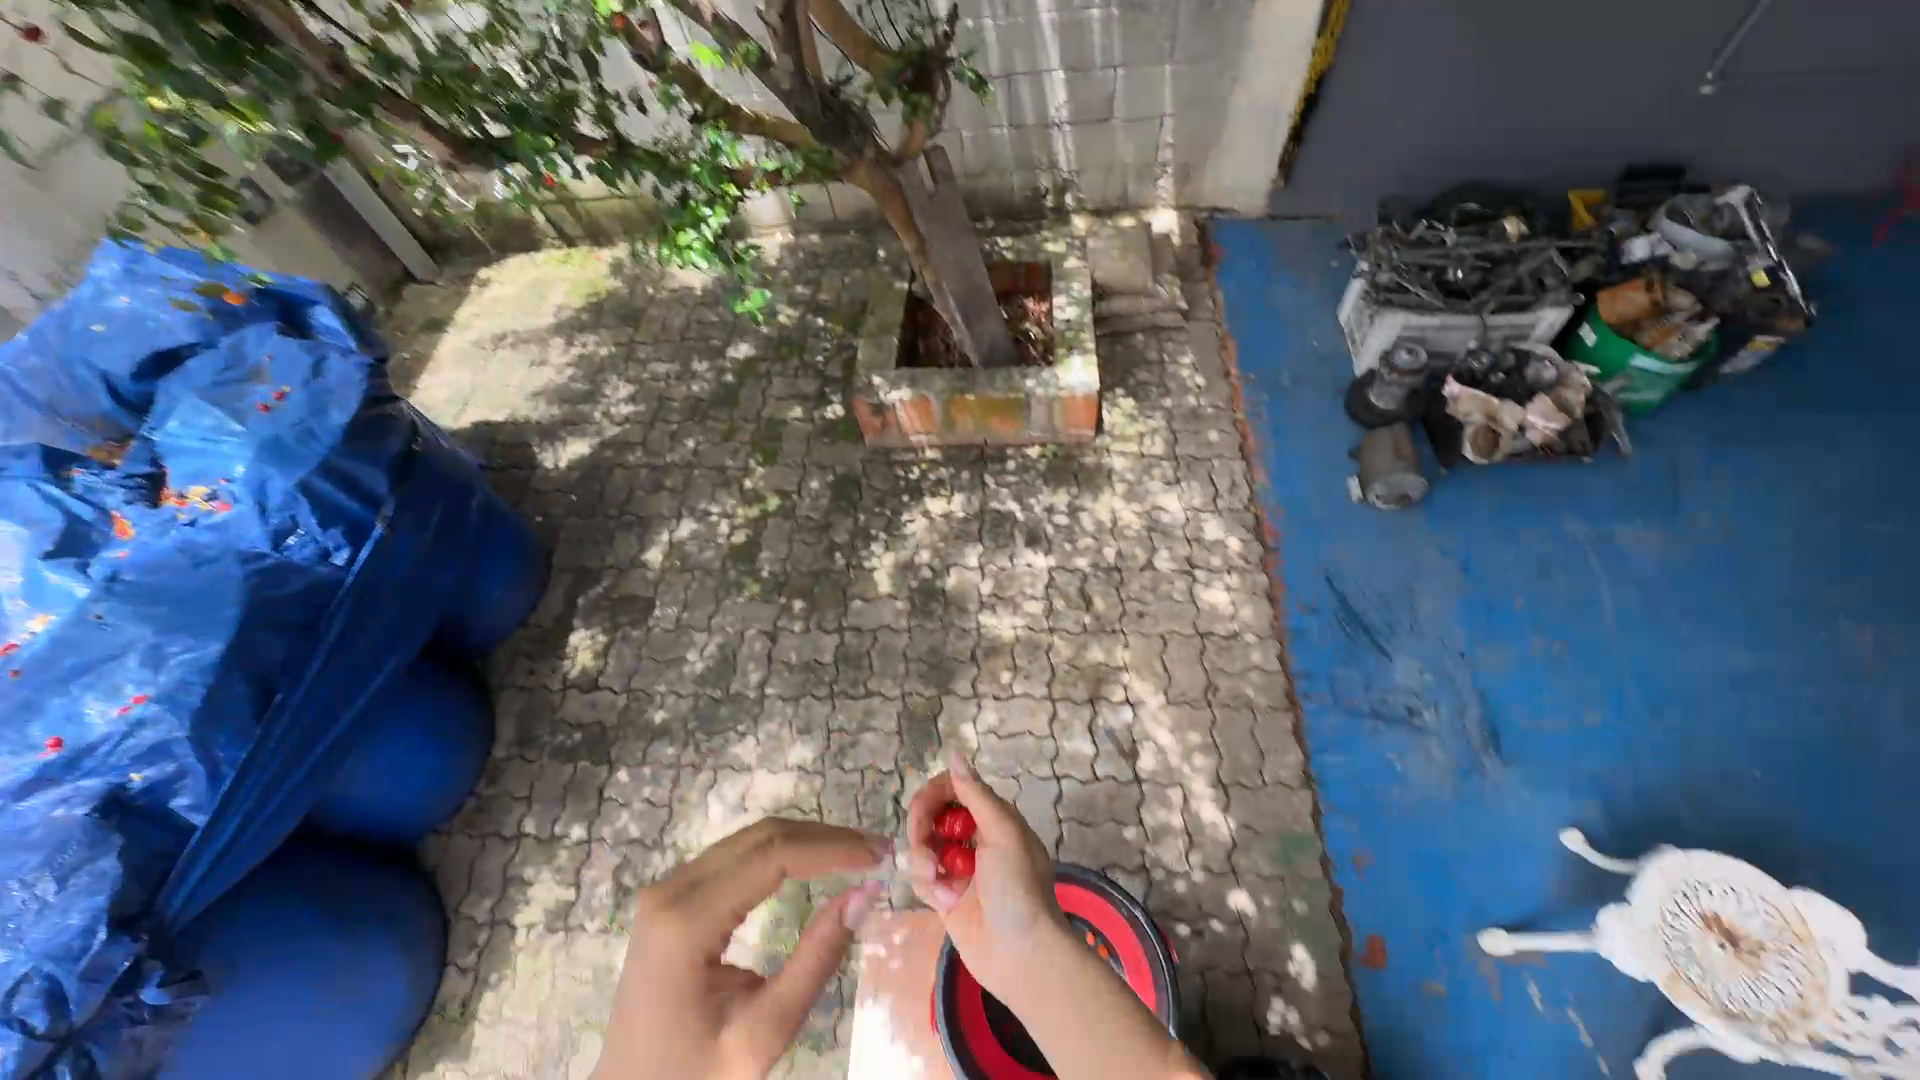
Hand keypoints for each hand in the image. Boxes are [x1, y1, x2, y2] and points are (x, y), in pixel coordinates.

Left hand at [594, 818, 887, 1079]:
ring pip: (749, 840)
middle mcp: (670, 890)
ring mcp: (667, 890)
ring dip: (806, 841)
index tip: (881, 855)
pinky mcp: (672, 899)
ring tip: (856, 855)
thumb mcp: (763, 1031)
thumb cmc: (695, 1075)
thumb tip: (866, 893)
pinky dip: (781, 854)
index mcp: (687, 921)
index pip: (773, 855)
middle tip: (877, 851)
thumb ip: (816, 959)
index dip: (832, 847)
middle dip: (825, 837)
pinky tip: (814, 864)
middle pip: (761, 836)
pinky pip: (735, 858)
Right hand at [905, 754, 1069, 998]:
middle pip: (931, 815)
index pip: (952, 788)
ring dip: (923, 861)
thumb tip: (955, 755)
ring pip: (922, 846)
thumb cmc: (1018, 888)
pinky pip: (921, 877)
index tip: (922, 812)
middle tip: (924, 850)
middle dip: (922, 830)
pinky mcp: (945, 896)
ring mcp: (958, 867)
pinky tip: (943, 902)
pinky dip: (926, 885)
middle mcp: (974, 838)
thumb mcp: (1004, 833)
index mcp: (993, 818)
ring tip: (938, 883)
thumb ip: (975, 795)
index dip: (932, 795)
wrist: (1021, 955)